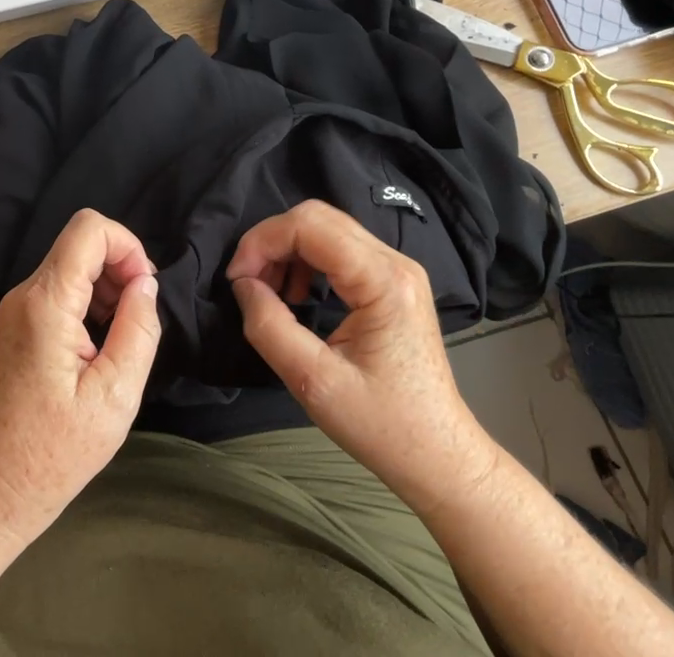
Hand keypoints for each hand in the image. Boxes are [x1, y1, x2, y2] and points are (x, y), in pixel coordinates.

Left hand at [0, 209, 161, 541]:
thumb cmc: (58, 450)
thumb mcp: (116, 395)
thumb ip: (138, 329)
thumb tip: (146, 284)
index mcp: (46, 304)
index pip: (88, 228)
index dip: (127, 245)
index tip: (146, 290)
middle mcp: (25, 294)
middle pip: (81, 243)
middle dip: (121, 267)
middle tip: (140, 320)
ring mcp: (18, 307)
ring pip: (73, 263)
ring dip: (109, 287)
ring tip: (123, 339)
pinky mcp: (20, 323)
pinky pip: (62, 289)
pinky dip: (92, 302)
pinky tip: (102, 345)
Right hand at [227, 201, 497, 508]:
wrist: (438, 456)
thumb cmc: (381, 425)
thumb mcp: (311, 381)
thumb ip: (268, 326)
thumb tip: (242, 285)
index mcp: (383, 281)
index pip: (309, 225)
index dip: (261, 243)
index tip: (235, 280)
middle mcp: (396, 263)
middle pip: (317, 217)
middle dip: (270, 243)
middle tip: (247, 284)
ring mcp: (397, 271)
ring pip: (325, 228)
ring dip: (285, 251)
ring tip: (269, 294)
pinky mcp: (392, 283)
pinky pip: (338, 249)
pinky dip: (305, 262)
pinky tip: (295, 297)